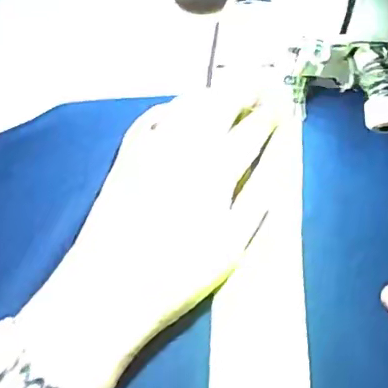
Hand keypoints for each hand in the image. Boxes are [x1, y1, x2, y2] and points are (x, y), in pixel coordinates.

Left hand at [16, 83, 282, 387]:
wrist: (101, 298)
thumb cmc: (178, 275)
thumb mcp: (233, 242)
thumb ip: (260, 193)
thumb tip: (281, 158)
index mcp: (218, 168)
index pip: (255, 125)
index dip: (274, 112)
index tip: (286, 108)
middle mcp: (186, 148)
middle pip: (222, 101)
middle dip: (248, 89)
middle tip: (263, 90)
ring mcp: (152, 149)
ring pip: (188, 102)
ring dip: (215, 93)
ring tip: (231, 95)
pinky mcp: (125, 159)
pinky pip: (152, 117)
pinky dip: (174, 106)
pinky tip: (182, 110)